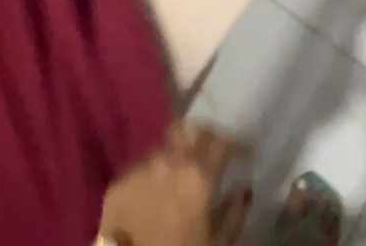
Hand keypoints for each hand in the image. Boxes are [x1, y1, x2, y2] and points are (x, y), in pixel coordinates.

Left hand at [99, 123, 251, 245]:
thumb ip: (234, 213)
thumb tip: (243, 189)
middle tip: (213, 148)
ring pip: (166, 145)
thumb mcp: (217, 243)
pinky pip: (144, 163)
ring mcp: (142, 164)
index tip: (244, 150)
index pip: (222, 141)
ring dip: (179, 151)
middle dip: (206, 135)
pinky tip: (158, 185)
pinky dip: (156, 169)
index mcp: (198, 174)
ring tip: (183, 167)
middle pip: (192, 130)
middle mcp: (170, 159)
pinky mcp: (121, 176)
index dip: (237, 143)